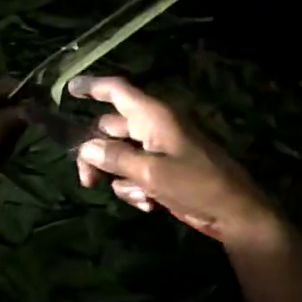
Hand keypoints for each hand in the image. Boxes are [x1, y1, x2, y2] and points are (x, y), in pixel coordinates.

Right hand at [69, 75, 282, 245]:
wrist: (234, 215)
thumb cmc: (196, 185)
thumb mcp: (150, 172)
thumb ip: (115, 158)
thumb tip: (86, 148)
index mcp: (153, 116)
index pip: (117, 91)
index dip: (91, 86)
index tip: (68, 88)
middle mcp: (153, 128)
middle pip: (109, 128)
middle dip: (95, 153)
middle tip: (87, 181)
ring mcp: (158, 150)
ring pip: (118, 155)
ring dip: (119, 177)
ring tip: (137, 195)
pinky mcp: (163, 171)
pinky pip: (134, 173)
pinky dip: (135, 188)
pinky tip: (150, 204)